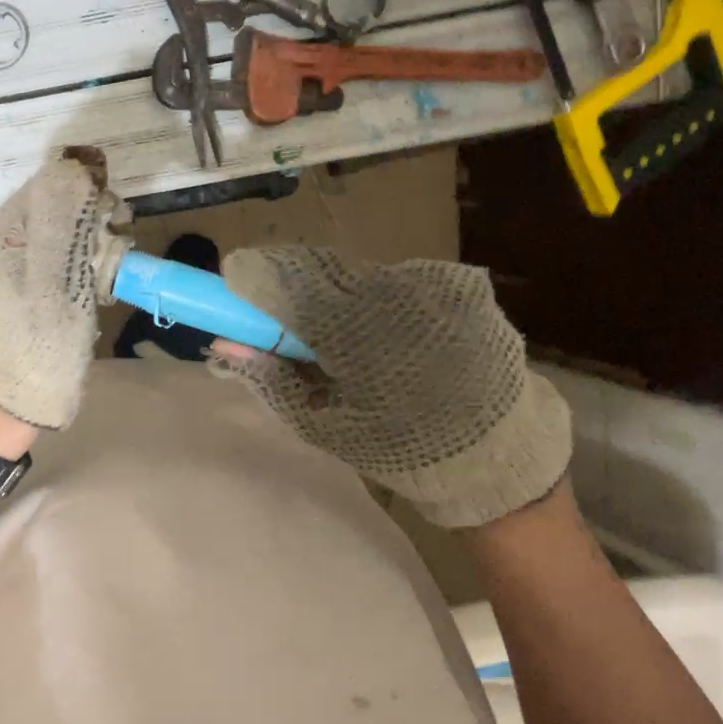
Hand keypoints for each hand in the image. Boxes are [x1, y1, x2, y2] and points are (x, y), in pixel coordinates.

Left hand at [0, 147, 129, 429]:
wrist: (5, 403)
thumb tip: (72, 167)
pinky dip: (70, 268)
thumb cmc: (35, 342)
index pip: (47, 185)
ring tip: (103, 275)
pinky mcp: (7, 291)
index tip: (115, 220)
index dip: (86, 194)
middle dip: (87, 221)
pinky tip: (86, 289)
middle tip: (113, 252)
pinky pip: (45, 262)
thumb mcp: (55, 279)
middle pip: (49, 208)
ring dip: (83, 246)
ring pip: (51, 235)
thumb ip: (60, 220)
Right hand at [214, 246, 569, 528]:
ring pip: (359, 272)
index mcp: (357, 332)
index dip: (254, 276)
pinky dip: (377, 298)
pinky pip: (398, 279)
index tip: (232, 279)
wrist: (499, 456)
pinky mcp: (461, 284)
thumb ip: (271, 378)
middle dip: (292, 283)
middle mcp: (396, 292)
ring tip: (341, 335)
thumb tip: (223, 344)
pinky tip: (387, 333)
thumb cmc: (400, 451)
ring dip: (336, 292)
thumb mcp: (323, 424)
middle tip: (280, 316)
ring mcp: (434, 284)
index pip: (287, 281)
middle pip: (321, 267)